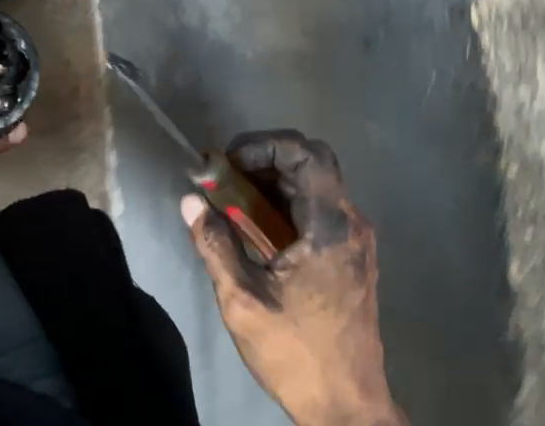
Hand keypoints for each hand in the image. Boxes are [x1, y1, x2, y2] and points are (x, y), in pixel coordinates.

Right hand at [182, 131, 404, 425]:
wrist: (348, 409)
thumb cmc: (296, 353)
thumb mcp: (242, 299)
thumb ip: (215, 244)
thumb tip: (190, 201)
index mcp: (330, 229)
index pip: (306, 154)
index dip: (263, 145)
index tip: (227, 164)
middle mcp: (351, 226)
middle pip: (311, 162)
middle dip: (262, 159)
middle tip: (224, 176)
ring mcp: (355, 242)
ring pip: (313, 185)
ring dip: (270, 182)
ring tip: (229, 201)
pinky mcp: (350, 258)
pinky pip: (316, 209)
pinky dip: (282, 204)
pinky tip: (252, 227)